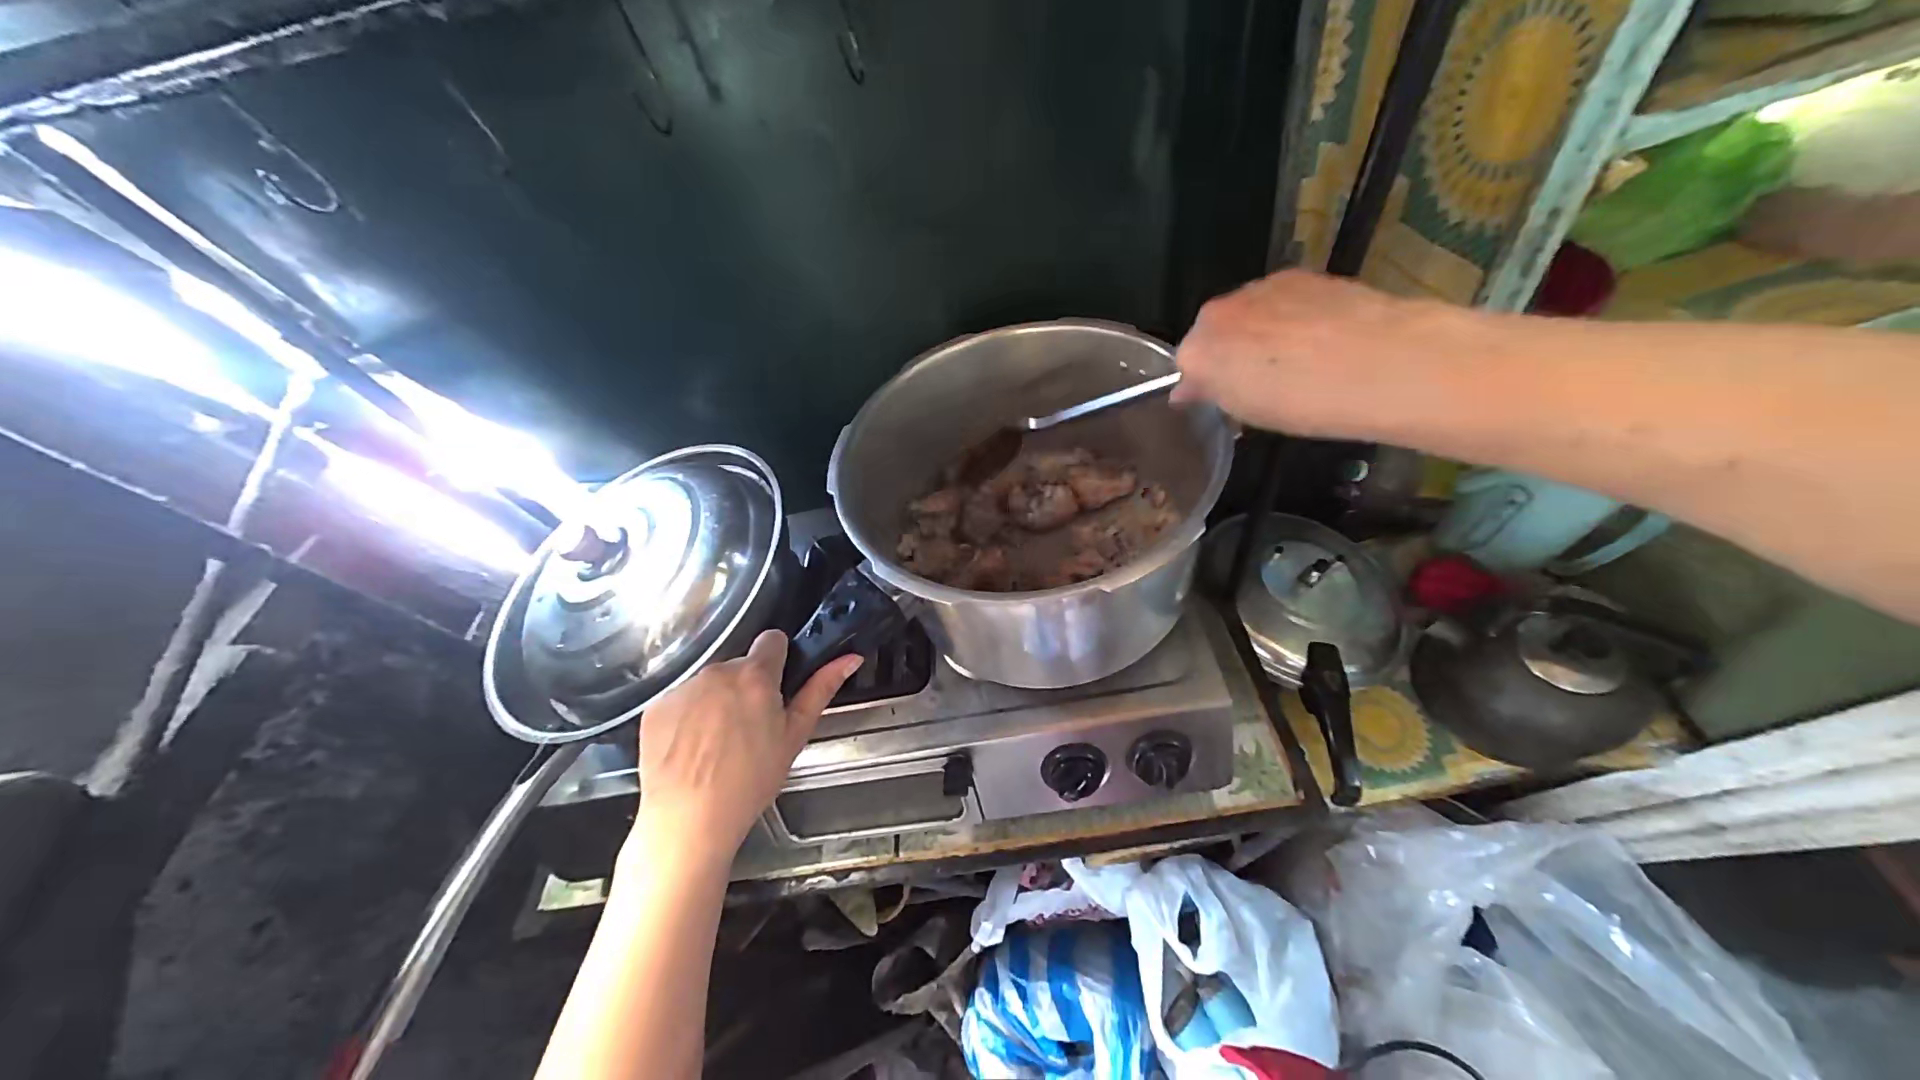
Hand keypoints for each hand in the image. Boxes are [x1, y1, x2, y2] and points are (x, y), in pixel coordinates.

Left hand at [626, 631, 862, 860]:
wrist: (688, 820)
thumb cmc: (749, 782)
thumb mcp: (795, 736)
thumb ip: (821, 689)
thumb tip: (849, 659)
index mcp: (755, 676)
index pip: (772, 640)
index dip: (778, 661)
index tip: (776, 687)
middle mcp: (716, 672)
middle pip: (740, 665)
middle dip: (747, 686)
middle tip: (752, 727)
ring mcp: (683, 688)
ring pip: (710, 683)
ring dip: (717, 700)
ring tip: (720, 743)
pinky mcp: (656, 707)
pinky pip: (680, 700)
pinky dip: (688, 716)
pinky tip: (693, 748)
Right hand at [1171, 269, 1462, 435]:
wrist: (1383, 361)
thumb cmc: (1305, 403)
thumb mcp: (1248, 414)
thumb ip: (1212, 393)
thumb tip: (1192, 387)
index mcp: (1197, 349)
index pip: (1186, 364)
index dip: (1206, 384)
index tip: (1227, 401)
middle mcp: (1220, 311)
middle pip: (1214, 332)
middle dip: (1230, 353)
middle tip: (1263, 384)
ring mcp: (1261, 288)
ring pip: (1249, 314)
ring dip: (1261, 332)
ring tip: (1299, 361)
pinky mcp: (1302, 274)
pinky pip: (1283, 300)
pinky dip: (1291, 316)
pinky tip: (1321, 338)